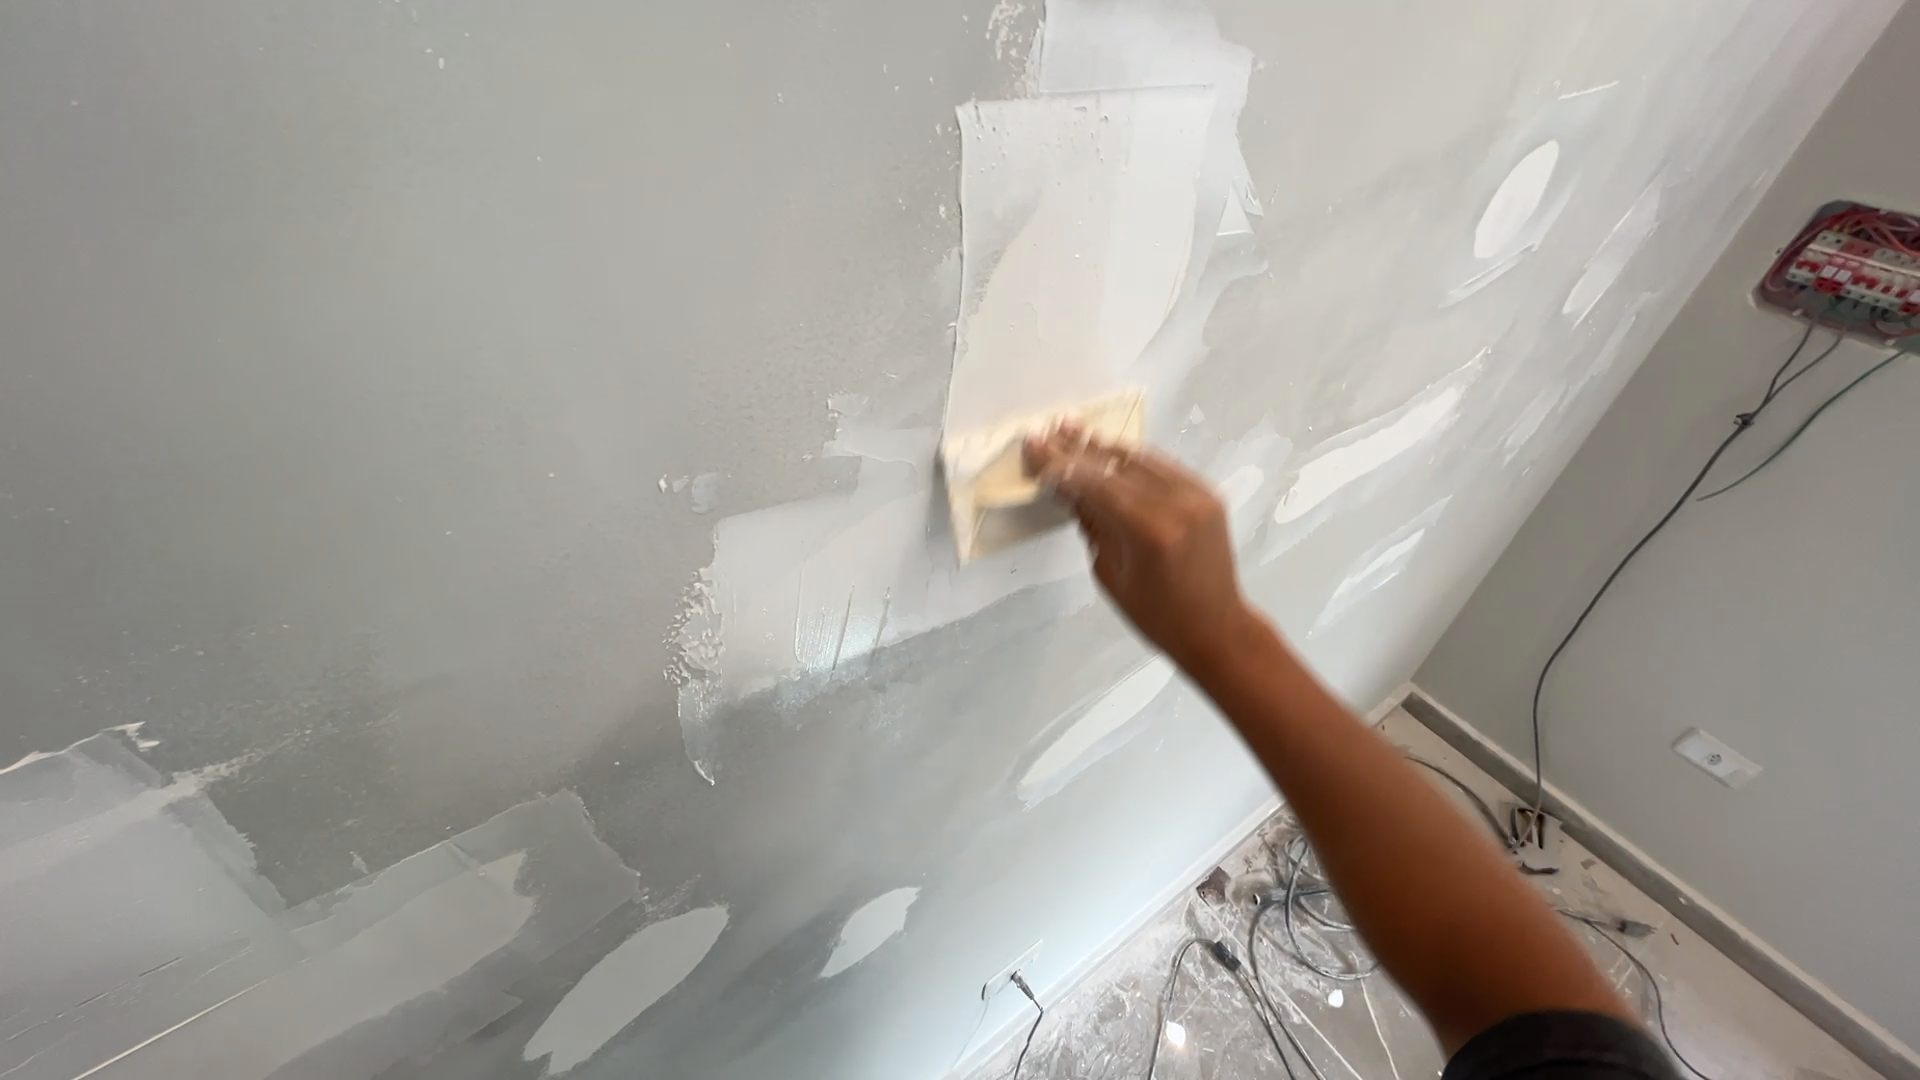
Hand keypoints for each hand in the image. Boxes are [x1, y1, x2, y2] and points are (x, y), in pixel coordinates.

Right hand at [1024, 422, 1259, 669]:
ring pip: (1140, 458)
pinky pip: (1162, 466)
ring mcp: (1197, 494)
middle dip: (1077, 450)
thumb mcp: (1110, 573)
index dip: (1062, 467)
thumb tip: (1069, 489)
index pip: (1096, 484)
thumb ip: (1092, 524)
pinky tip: (1109, 448)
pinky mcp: (1206, 493)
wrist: (1216, 628)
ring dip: (1104, 446)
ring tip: (1073, 430)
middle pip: (1116, 465)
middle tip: (1048, 433)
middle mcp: (1177, 503)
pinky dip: (1132, 458)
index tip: (1036, 450)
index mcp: (1149, 530)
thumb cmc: (1157, 615)